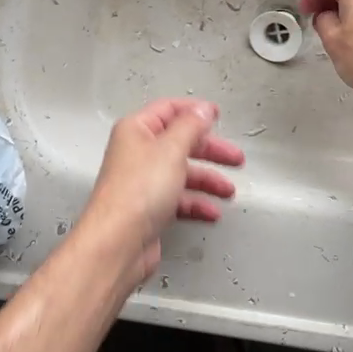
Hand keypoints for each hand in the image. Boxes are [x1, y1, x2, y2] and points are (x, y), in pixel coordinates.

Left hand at [82, 99, 244, 282]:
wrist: (118, 242)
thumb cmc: (139, 191)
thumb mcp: (172, 149)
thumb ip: (191, 126)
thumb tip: (202, 109)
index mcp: (136, 130)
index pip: (168, 110)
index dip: (194, 111)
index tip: (217, 115)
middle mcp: (137, 153)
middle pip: (179, 143)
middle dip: (209, 150)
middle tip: (235, 158)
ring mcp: (142, 182)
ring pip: (181, 173)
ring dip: (207, 180)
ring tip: (228, 191)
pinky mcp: (148, 209)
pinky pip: (177, 200)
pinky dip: (196, 204)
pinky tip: (211, 212)